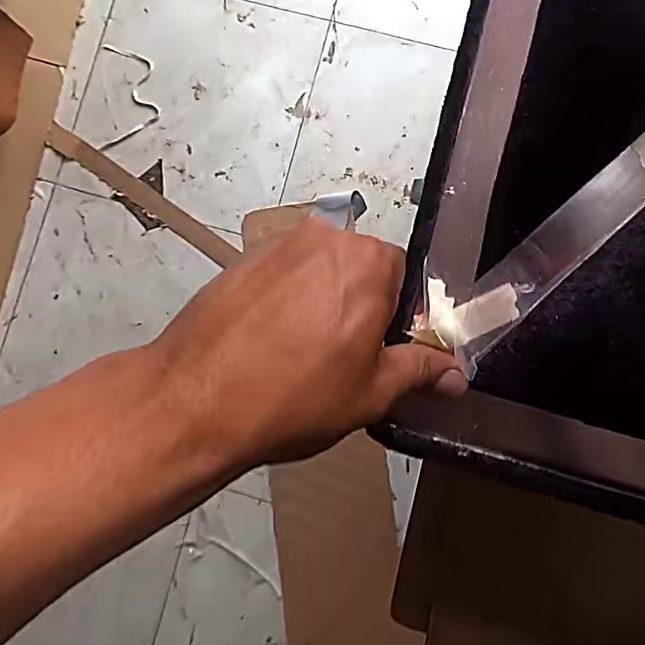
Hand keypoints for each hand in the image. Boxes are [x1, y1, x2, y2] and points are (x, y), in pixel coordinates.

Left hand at [145, 220, 466, 469]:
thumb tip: (455, 373)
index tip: (377, 348)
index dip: (395, 317)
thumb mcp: (370, 392)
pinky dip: (286, 296)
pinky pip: (286, 270)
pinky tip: (269, 340)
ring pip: (324, 268)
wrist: (190, 404)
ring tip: (300, 350)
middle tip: (339, 354)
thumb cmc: (287, 397)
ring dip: (323, 298)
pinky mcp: (248, 256)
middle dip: (359, 304)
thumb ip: (421, 371)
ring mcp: (285, 244)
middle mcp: (332, 240)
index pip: (405, 278)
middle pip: (364, 267)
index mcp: (372, 264)